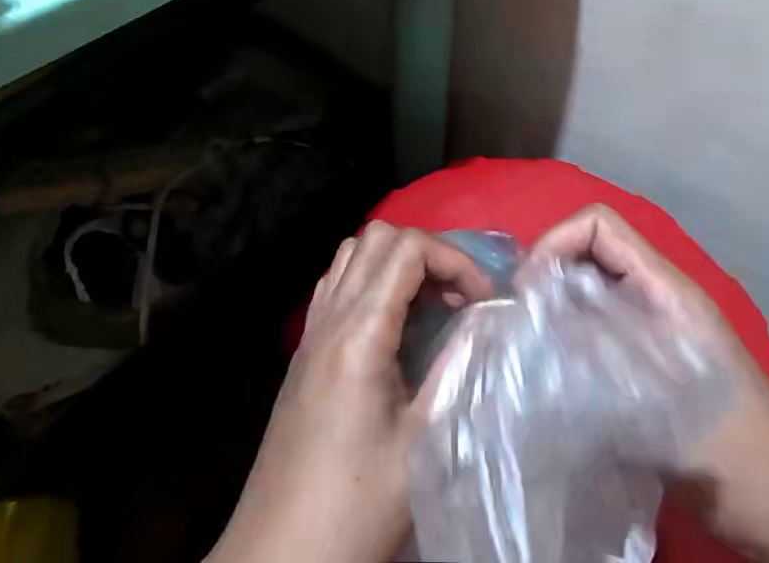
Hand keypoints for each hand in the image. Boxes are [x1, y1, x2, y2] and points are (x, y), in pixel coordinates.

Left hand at [209, 222, 493, 562]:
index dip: (455, 261)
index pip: (407, 249)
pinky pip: (337, 283)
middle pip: (379, 238)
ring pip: (354, 254)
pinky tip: (393, 323)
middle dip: (429, 253)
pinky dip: (372, 280)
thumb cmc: (356, 504)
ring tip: (431, 306)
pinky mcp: (305, 349)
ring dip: (398, 263)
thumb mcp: (421, 443)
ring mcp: (311, 329)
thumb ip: (456, 369)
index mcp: (358, 333)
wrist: (280, 553)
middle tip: (459, 300)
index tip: (484, 303)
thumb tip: (489, 321)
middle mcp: (329, 316)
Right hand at [527, 206, 768, 562]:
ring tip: (527, 343)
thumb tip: (528, 316)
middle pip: (590, 253)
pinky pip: (599, 325)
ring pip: (591, 290)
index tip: (526, 290)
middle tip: (518, 319)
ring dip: (555, 307)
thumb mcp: (655, 399)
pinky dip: (569, 335)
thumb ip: (591, 350)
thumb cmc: (731, 450)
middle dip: (547, 274)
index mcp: (666, 289)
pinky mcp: (650, 358)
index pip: (599, 225)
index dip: (555, 242)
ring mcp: (656, 327)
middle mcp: (658, 296)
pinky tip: (553, 369)